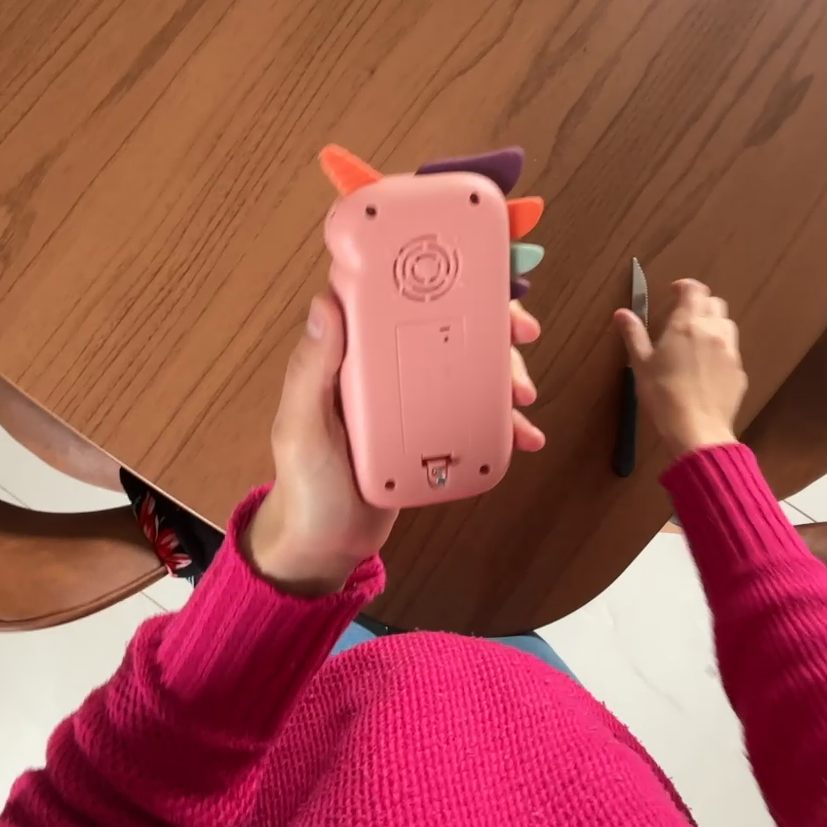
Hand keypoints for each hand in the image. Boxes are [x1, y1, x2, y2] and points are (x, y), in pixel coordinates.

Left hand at [244, 294, 546, 594]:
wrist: (328, 546)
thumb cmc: (305, 485)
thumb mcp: (303, 427)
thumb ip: (311, 370)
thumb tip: (325, 303)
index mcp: (347, 355)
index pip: (391, 298)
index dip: (435, 281)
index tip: (478, 279)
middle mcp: (381, 367)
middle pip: (441, 326)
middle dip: (488, 323)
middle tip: (521, 333)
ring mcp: (408, 398)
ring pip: (464, 364)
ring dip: (501, 369)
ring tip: (523, 394)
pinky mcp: (429, 430)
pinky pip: (471, 410)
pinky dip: (500, 418)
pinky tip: (523, 432)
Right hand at [614, 279, 746, 456]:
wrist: (697, 429)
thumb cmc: (663, 394)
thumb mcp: (641, 363)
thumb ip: (634, 334)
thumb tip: (622, 313)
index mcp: (687, 325)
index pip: (695, 291)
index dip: (685, 287)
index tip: (673, 292)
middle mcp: (713, 332)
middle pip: (715, 304)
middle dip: (700, 304)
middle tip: (683, 316)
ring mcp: (730, 351)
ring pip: (727, 325)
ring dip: (713, 323)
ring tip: (696, 339)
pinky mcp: (739, 371)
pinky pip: (731, 350)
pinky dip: (719, 348)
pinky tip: (705, 366)